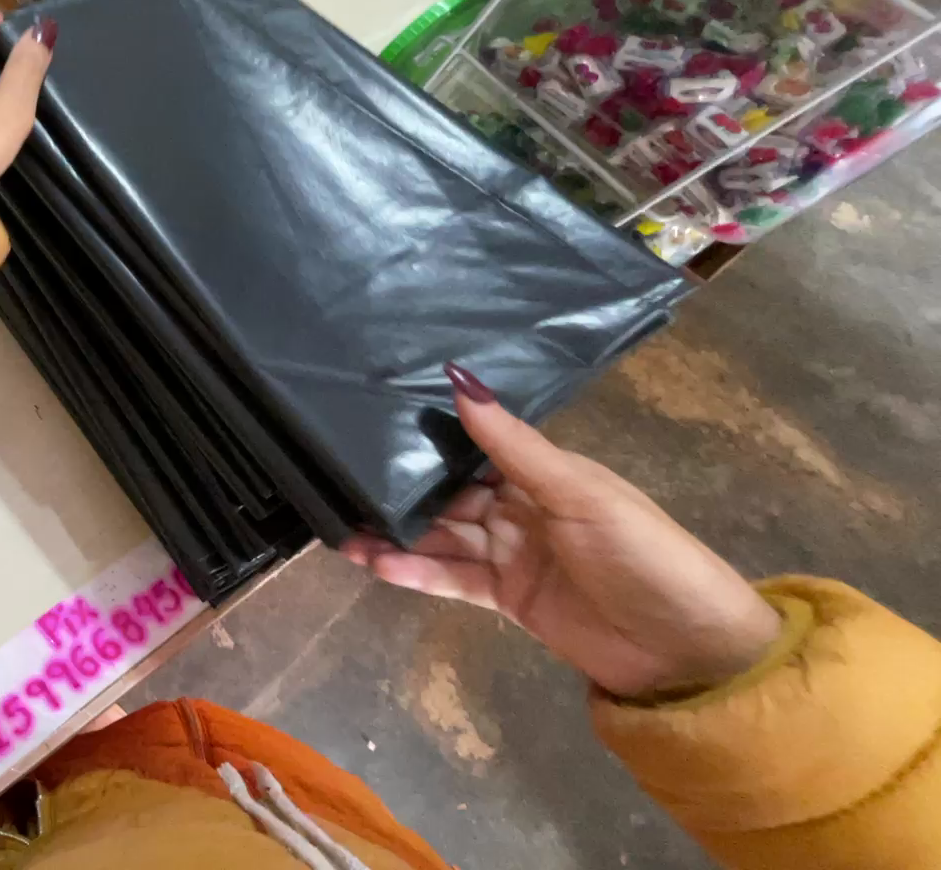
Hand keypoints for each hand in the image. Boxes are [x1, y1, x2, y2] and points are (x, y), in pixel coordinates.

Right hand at [343, 363, 781, 700]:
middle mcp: (516, 509)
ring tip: (345, 537)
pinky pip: (449, 577)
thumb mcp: (578, 493)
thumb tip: (457, 377)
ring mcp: (507, 554)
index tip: (369, 429)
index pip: (469, 452)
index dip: (423, 443)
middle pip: (444, 497)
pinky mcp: (503, 596)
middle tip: (342, 488)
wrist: (692, 656)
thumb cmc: (643, 556)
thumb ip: (511, 443)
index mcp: (539, 476)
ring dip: (394, 537)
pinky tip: (377, 565)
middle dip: (397, 495)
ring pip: (438, 538)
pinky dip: (414, 572)